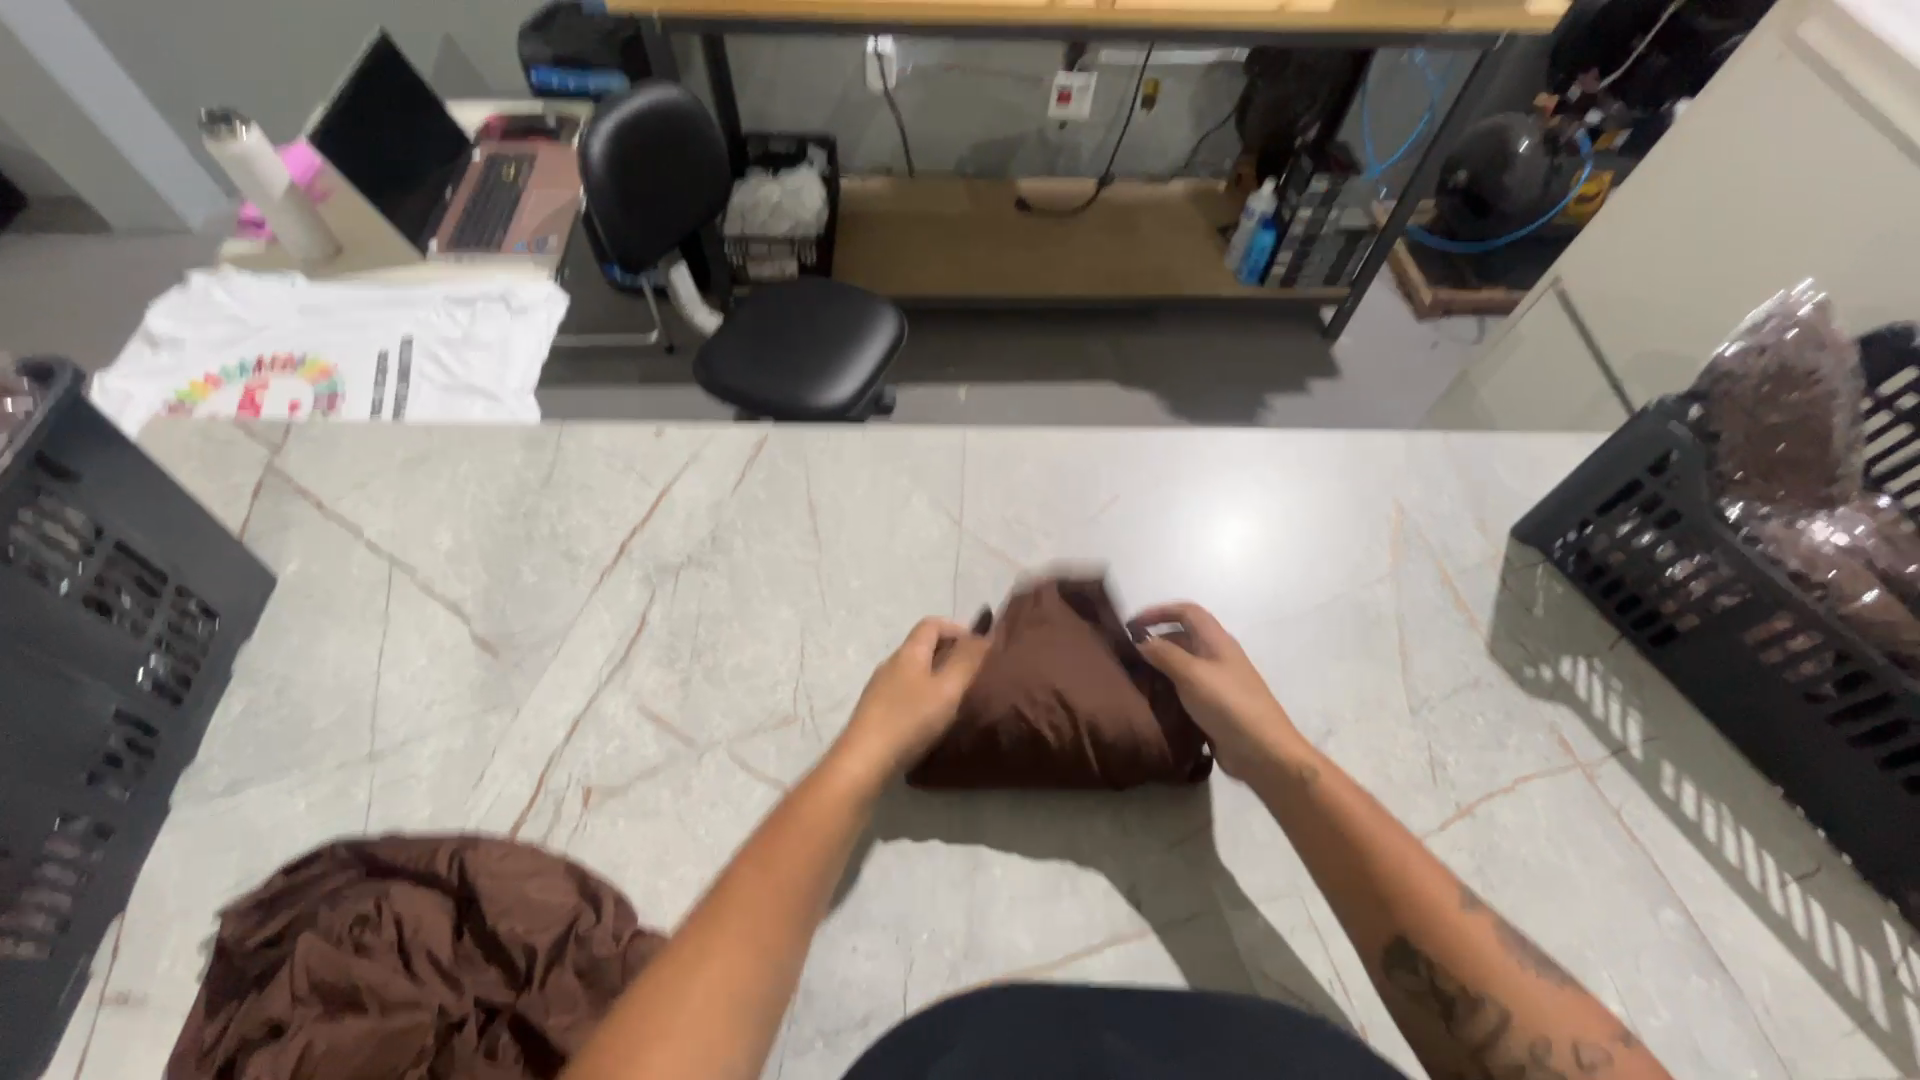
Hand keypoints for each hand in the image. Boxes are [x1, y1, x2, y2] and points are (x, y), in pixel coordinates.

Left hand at [831, 617, 992, 781]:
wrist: (864, 760)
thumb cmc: (910, 719)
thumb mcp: (948, 689)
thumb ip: (966, 660)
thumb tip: (983, 635)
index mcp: (908, 652)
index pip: (932, 624)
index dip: (957, 628)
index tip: (979, 648)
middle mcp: (891, 664)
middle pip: (922, 646)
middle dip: (950, 653)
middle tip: (974, 674)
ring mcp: (880, 687)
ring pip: (914, 671)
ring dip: (938, 677)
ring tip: (958, 698)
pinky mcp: (876, 710)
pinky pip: (906, 692)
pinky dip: (925, 695)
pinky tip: (933, 718)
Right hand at [1131, 602, 1305, 780]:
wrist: (1262, 750)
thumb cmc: (1228, 704)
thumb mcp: (1192, 674)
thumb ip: (1164, 654)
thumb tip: (1141, 640)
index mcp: (1216, 641)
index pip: (1186, 612)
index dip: (1159, 612)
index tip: (1132, 625)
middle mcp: (1217, 656)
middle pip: (1183, 636)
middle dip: (1156, 639)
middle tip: (1127, 653)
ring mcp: (1216, 681)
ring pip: (1183, 663)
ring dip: (1159, 664)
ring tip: (1134, 675)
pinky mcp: (1213, 704)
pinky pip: (1185, 686)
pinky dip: (1168, 686)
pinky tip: (1152, 697)